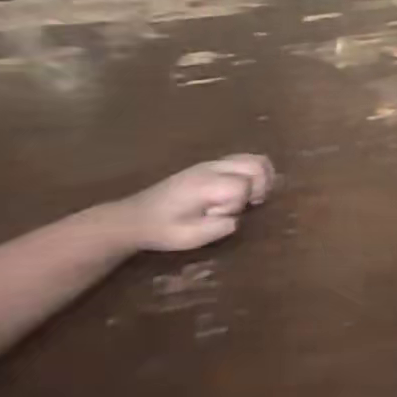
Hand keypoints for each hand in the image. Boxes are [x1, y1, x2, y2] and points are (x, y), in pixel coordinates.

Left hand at [106, 154, 274, 251]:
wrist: (133, 218)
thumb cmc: (162, 229)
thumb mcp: (189, 238)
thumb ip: (219, 228)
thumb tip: (238, 219)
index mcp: (205, 185)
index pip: (243, 186)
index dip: (240, 203)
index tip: (221, 215)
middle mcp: (212, 169)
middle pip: (256, 165)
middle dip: (261, 186)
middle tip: (250, 204)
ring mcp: (212, 164)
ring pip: (255, 159)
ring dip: (262, 177)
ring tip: (252, 195)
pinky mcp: (212, 166)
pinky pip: (245, 159)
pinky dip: (255, 172)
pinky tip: (246, 188)